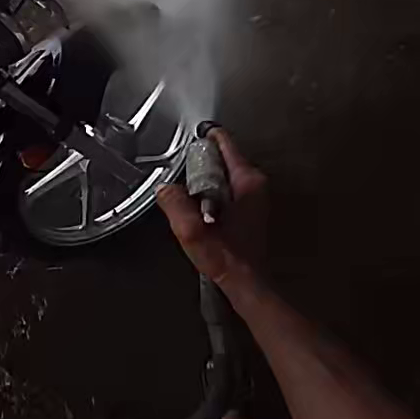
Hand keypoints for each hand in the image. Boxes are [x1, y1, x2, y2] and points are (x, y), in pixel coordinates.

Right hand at [156, 126, 267, 282]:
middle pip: (223, 159)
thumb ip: (175, 204)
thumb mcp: (191, 230)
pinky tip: (197, 209)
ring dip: (204, 180)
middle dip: (201, 163)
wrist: (245, 281)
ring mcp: (254, 198)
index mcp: (246, 182)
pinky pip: (225, 190)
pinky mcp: (248, 210)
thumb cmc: (227, 257)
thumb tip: (165, 188)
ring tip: (187, 194)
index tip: (193, 137)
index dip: (207, 138)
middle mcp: (255, 186)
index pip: (226, 145)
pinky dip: (209, 193)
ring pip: (223, 175)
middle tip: (182, 175)